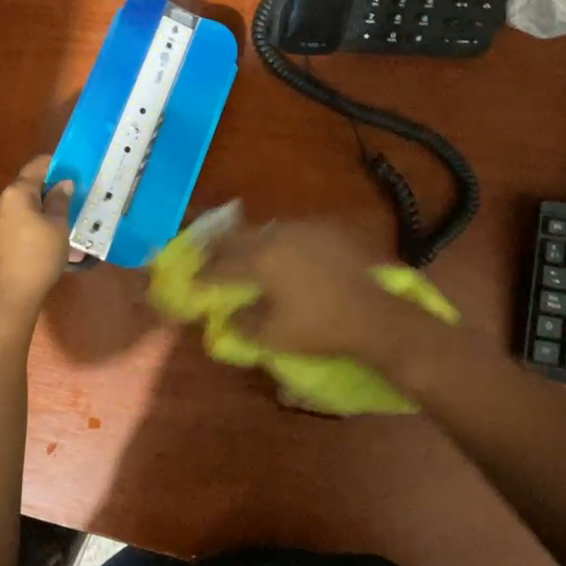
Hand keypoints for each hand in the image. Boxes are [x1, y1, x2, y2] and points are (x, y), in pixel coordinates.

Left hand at [0, 155, 74, 312]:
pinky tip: (55, 231)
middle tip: (78, 193)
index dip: (58, 164)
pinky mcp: (0, 235)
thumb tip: (64, 183)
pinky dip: (38, 219)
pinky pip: (22, 217)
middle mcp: (3, 199)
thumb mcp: (58, 226)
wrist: (12, 293)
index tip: (78, 169)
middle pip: (31, 184)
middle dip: (54, 186)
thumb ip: (60, 200)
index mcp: (17, 191)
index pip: (38, 165)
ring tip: (70, 214)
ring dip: (47, 205)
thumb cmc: (39, 255)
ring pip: (27, 203)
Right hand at [202, 220, 442, 367]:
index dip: (201, 272)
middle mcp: (277, 236)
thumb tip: (228, 314)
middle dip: (217, 248)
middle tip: (204, 257)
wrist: (376, 316)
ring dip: (246, 242)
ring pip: (262, 231)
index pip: (219, 263)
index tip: (189, 279)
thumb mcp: (273, 336)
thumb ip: (242, 322)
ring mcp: (303, 230)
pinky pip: (288, 233)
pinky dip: (274, 242)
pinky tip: (277, 255)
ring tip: (238, 254)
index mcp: (260, 259)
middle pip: (237, 237)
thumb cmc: (321, 328)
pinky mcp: (324, 231)